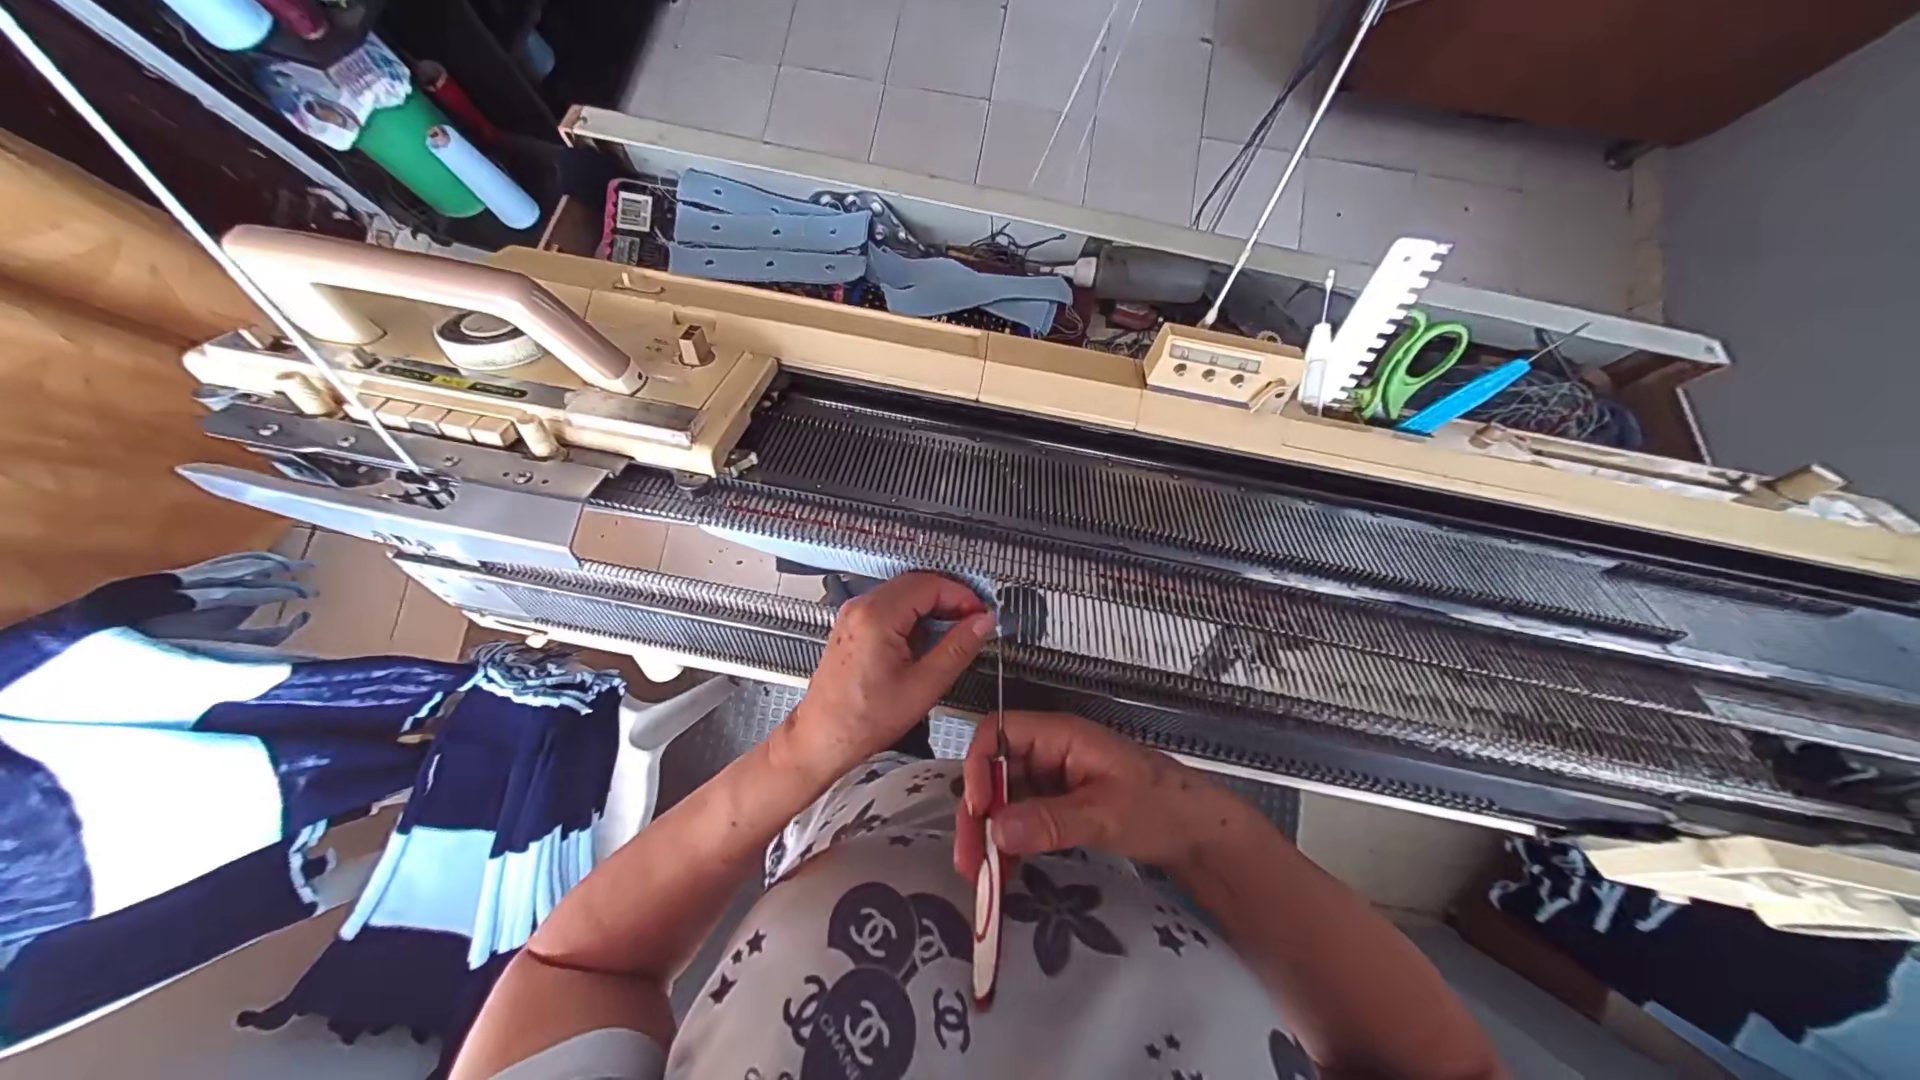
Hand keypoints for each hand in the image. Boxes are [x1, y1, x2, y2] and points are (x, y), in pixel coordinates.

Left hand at [782, 572, 995, 779]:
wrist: (824, 737)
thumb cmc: (862, 719)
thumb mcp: (924, 685)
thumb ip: (958, 648)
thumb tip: (981, 623)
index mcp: (877, 616)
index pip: (931, 584)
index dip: (962, 596)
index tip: (980, 614)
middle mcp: (861, 608)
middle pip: (917, 584)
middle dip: (950, 601)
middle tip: (972, 623)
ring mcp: (855, 615)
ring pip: (905, 595)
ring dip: (932, 610)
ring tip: (950, 639)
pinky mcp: (854, 626)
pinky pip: (891, 608)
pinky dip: (913, 619)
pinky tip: (924, 646)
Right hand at [953, 710, 1243, 876]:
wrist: (1200, 832)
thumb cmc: (1159, 807)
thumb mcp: (1105, 815)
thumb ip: (1051, 820)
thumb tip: (996, 829)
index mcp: (1061, 736)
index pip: (1000, 732)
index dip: (978, 765)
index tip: (975, 809)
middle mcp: (1050, 752)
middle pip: (996, 770)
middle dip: (978, 812)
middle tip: (968, 860)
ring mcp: (1054, 778)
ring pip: (1006, 797)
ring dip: (989, 833)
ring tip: (980, 875)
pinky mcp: (1060, 803)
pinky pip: (1023, 817)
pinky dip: (1011, 842)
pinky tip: (1005, 871)